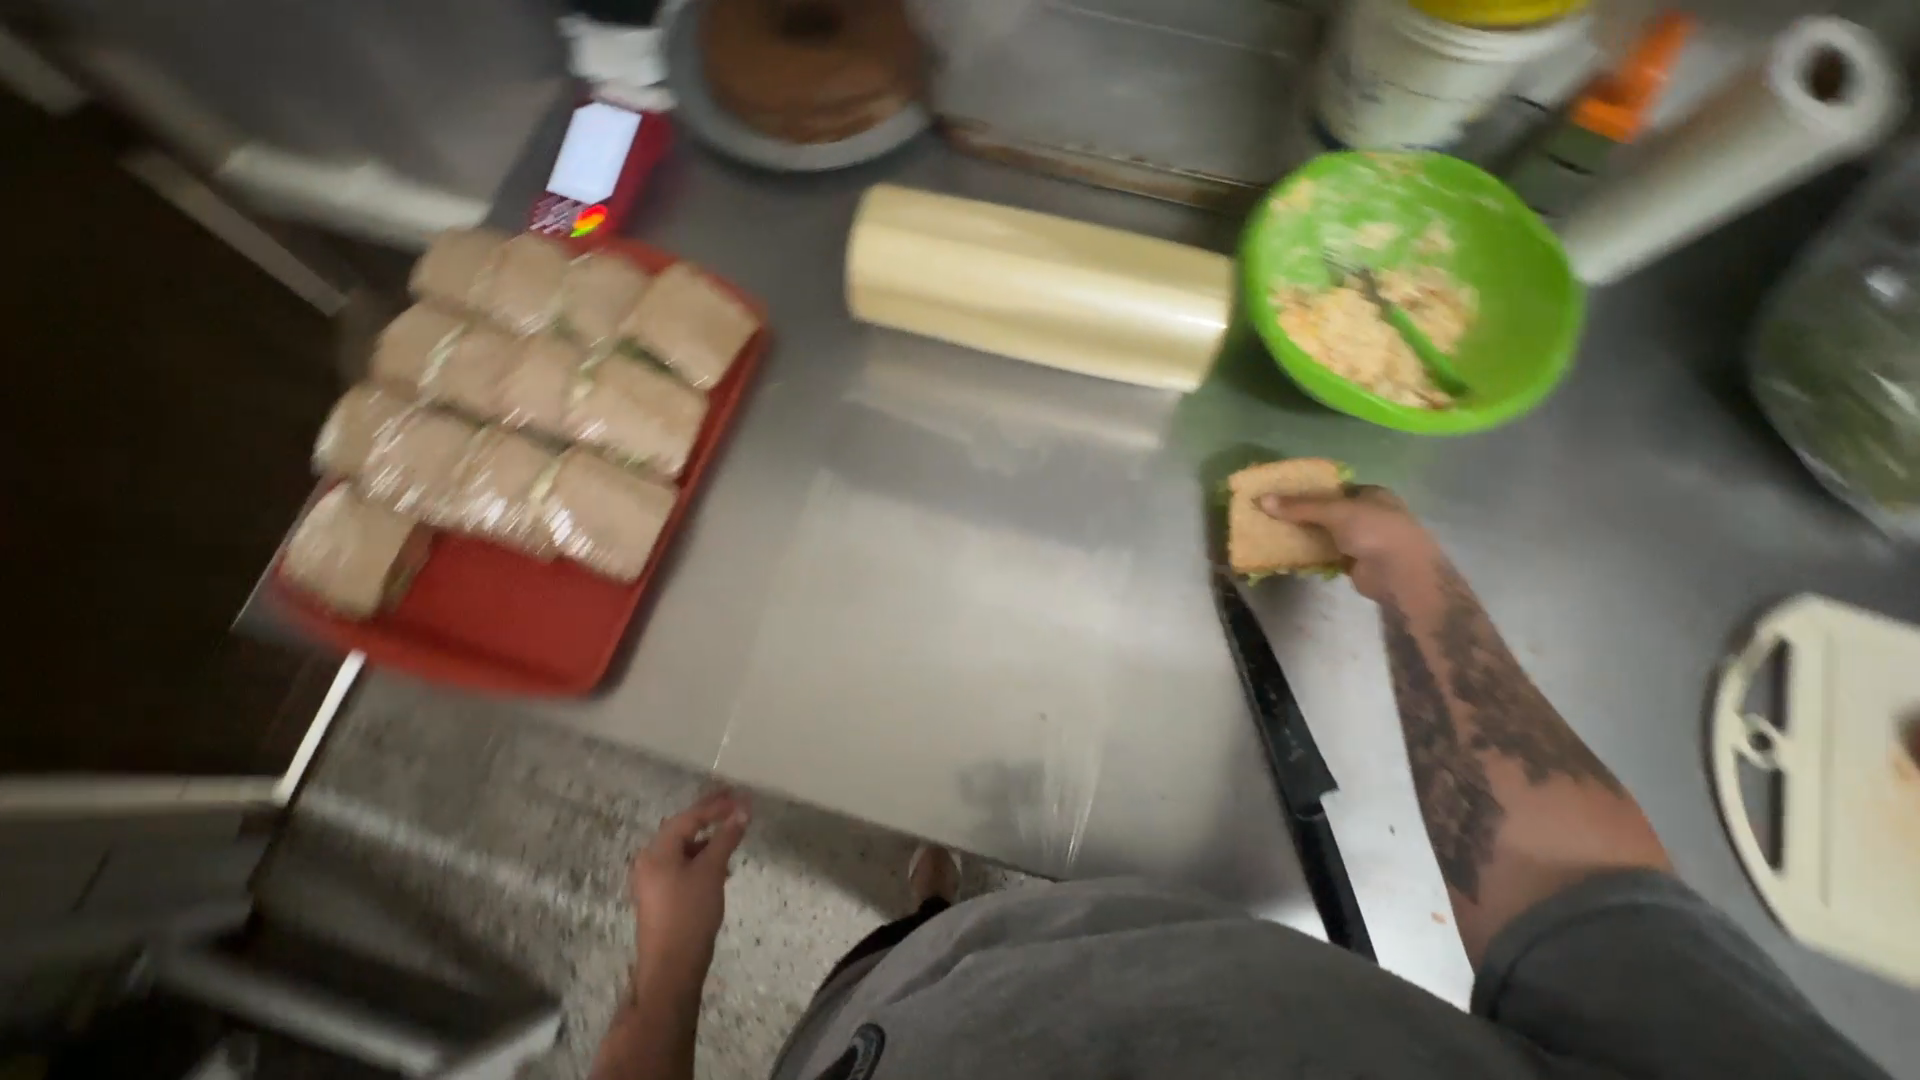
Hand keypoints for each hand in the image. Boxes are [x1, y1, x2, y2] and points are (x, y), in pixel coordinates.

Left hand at [628, 789, 750, 983]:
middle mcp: (649, 861)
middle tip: (735, 803)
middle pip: (682, 829)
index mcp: (657, 851)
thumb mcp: (711, 871)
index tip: (740, 796)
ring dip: (707, 839)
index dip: (716, 806)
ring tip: (732, 834)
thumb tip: (742, 811)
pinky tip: (720, 866)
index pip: (689, 818)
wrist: (671, 967)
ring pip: (683, 848)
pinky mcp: (660, 896)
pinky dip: (701, 858)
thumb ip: (726, 838)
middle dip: (709, 816)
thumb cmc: (690, 913)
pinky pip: (682, 865)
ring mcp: (652, 880)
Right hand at [1257, 485, 1441, 601]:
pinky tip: (1287, 554)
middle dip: (1303, 514)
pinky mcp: (1354, 562)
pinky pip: (1326, 554)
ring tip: (1273, 532)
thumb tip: (1262, 500)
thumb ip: (1299, 507)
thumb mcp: (1335, 511)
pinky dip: (1310, 555)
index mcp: (1371, 494)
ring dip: (1304, 535)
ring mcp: (1363, 540)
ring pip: (1326, 534)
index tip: (1282, 493)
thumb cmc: (1374, 530)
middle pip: (1328, 511)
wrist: (1400, 574)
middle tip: (1273, 514)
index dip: (1310, 489)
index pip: (1335, 488)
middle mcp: (1369, 514)